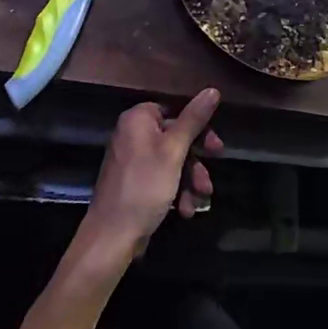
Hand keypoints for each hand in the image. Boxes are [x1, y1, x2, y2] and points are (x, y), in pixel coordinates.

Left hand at [82, 88, 222, 252]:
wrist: (112, 238)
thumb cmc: (144, 187)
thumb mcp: (174, 151)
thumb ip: (194, 119)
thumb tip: (213, 90)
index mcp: (139, 119)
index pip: (177, 111)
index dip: (200, 129)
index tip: (215, 148)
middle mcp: (134, 135)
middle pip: (178, 138)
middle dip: (196, 163)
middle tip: (210, 178)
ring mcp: (134, 160)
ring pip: (174, 161)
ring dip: (190, 181)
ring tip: (199, 200)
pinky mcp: (136, 182)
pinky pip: (163, 177)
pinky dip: (177, 190)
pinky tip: (185, 209)